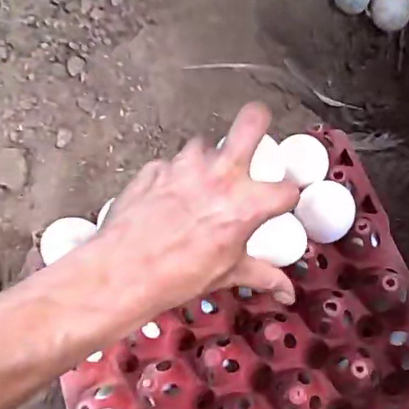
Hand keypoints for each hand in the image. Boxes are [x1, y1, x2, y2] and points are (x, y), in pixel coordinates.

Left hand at [88, 102, 300, 306]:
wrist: (122, 273)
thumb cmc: (173, 276)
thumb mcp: (226, 275)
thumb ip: (260, 274)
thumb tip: (283, 288)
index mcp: (245, 205)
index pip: (285, 189)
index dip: (286, 196)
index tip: (279, 202)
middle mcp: (218, 176)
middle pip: (251, 122)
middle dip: (258, 120)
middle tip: (256, 131)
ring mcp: (184, 167)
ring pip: (204, 145)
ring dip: (207, 159)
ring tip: (203, 183)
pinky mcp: (155, 169)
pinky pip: (171, 165)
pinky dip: (174, 177)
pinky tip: (169, 199)